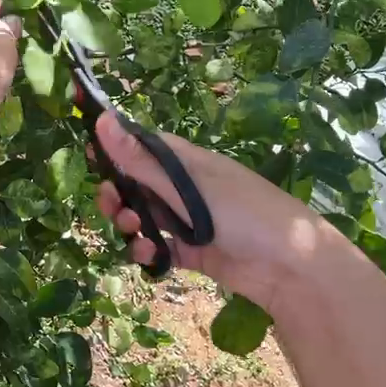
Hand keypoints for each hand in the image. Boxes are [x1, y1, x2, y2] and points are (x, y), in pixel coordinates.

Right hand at [94, 114, 364, 315]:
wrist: (294, 269)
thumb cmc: (244, 212)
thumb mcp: (188, 184)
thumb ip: (140, 159)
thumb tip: (100, 118)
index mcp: (183, 161)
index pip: (138, 147)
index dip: (112, 152)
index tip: (91, 160)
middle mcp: (182, 188)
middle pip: (133, 185)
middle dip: (116, 196)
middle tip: (112, 206)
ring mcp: (186, 220)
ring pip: (141, 217)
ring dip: (129, 223)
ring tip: (134, 233)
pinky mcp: (190, 251)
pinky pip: (157, 247)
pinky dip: (147, 251)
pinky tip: (149, 256)